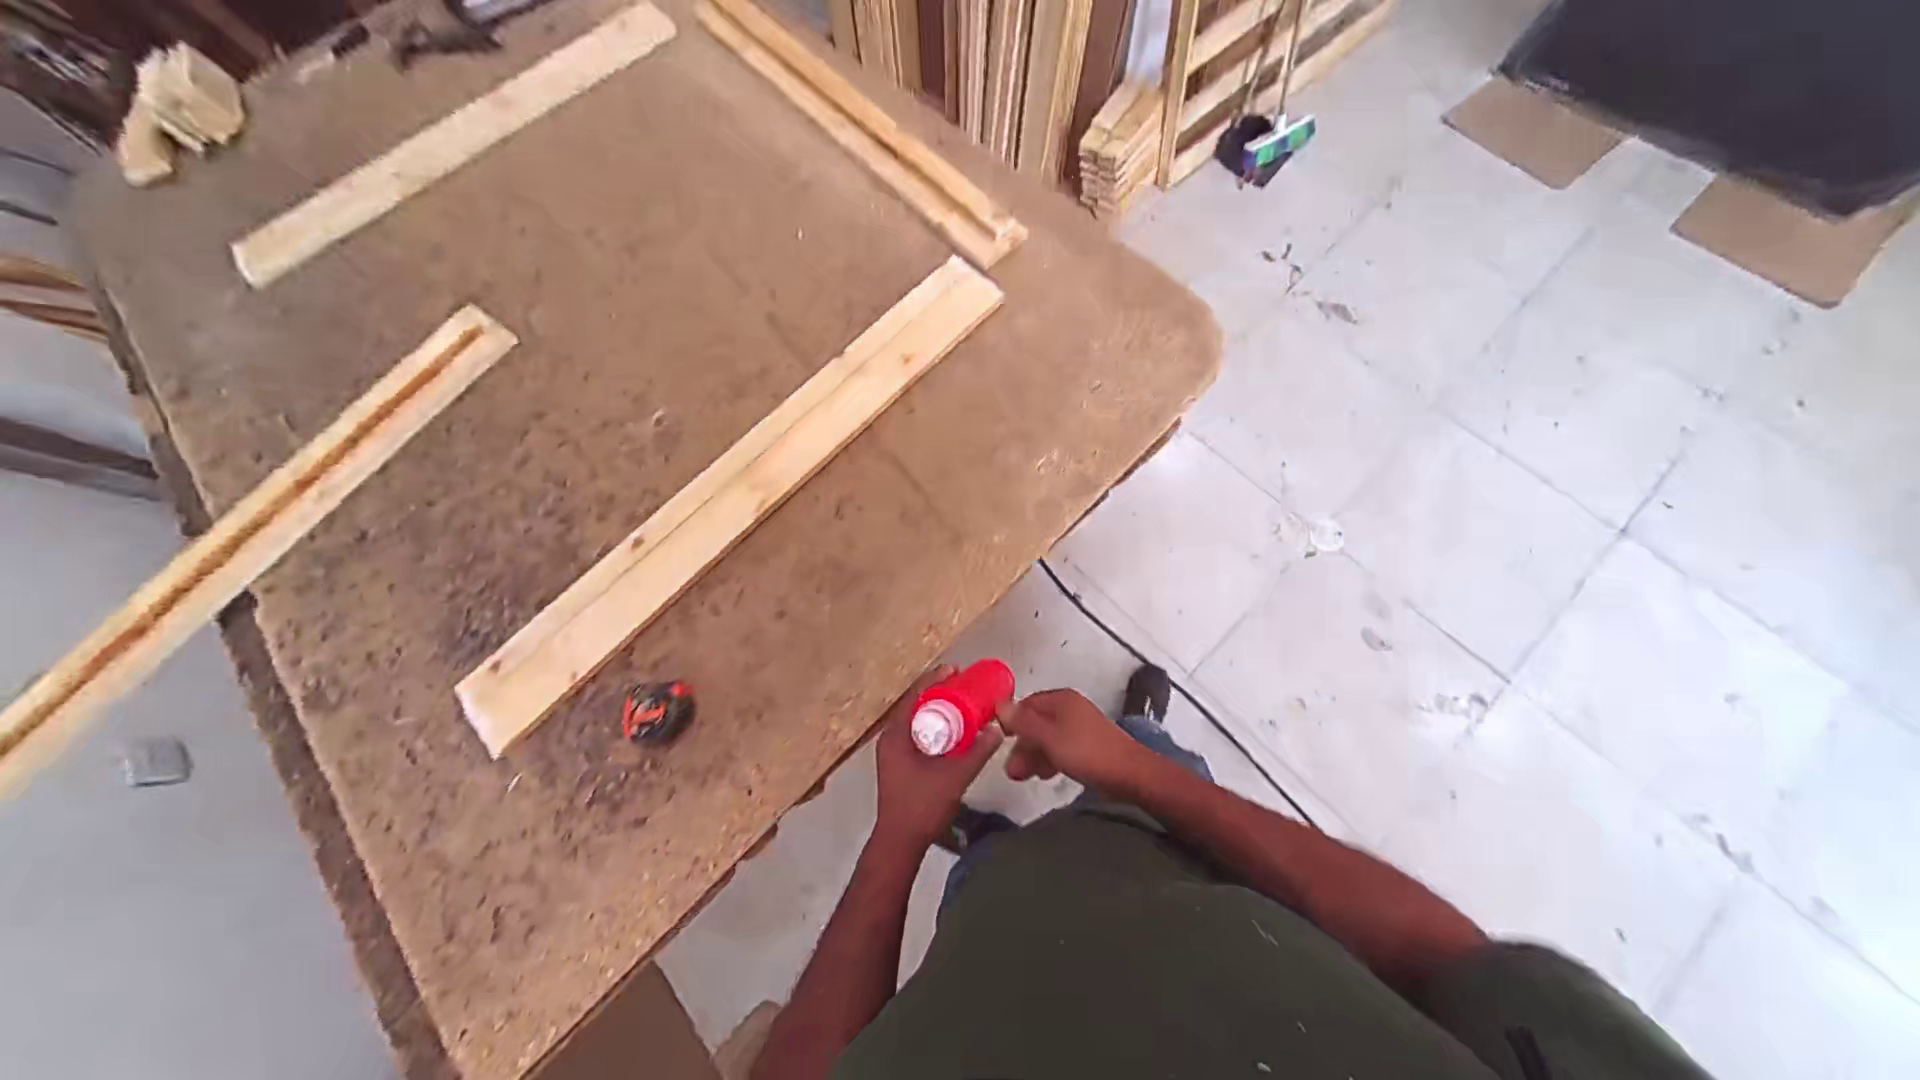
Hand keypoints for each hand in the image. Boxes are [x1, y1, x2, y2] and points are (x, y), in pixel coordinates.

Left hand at [872, 665, 1004, 851]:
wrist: (901, 842)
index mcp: (896, 734)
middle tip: (963, 684)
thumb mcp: (955, 776)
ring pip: (916, 721)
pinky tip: (954, 732)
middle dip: (939, 693)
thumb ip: (978, 751)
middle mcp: (890, 738)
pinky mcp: (900, 764)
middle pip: (915, 706)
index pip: (914, 696)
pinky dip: (935, 727)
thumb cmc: (922, 806)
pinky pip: (918, 735)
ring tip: (962, 703)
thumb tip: (996, 729)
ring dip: (937, 711)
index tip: (955, 670)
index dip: (935, 680)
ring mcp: (893, 752)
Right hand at [1001, 688, 1145, 790]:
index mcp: (1061, 699)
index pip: (1026, 704)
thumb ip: (1023, 722)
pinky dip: (1049, 758)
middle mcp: (1069, 708)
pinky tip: (1046, 774)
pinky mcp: (1087, 744)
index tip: (1000, 742)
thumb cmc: (1086, 752)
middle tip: (1012, 770)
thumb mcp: (1048, 737)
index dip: (1011, 721)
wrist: (1129, 774)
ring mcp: (1079, 726)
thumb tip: (1000, 704)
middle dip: (1022, 745)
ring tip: (1024, 776)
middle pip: (1035, 723)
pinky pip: (1060, 747)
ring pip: (1047, 738)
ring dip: (1033, 755)